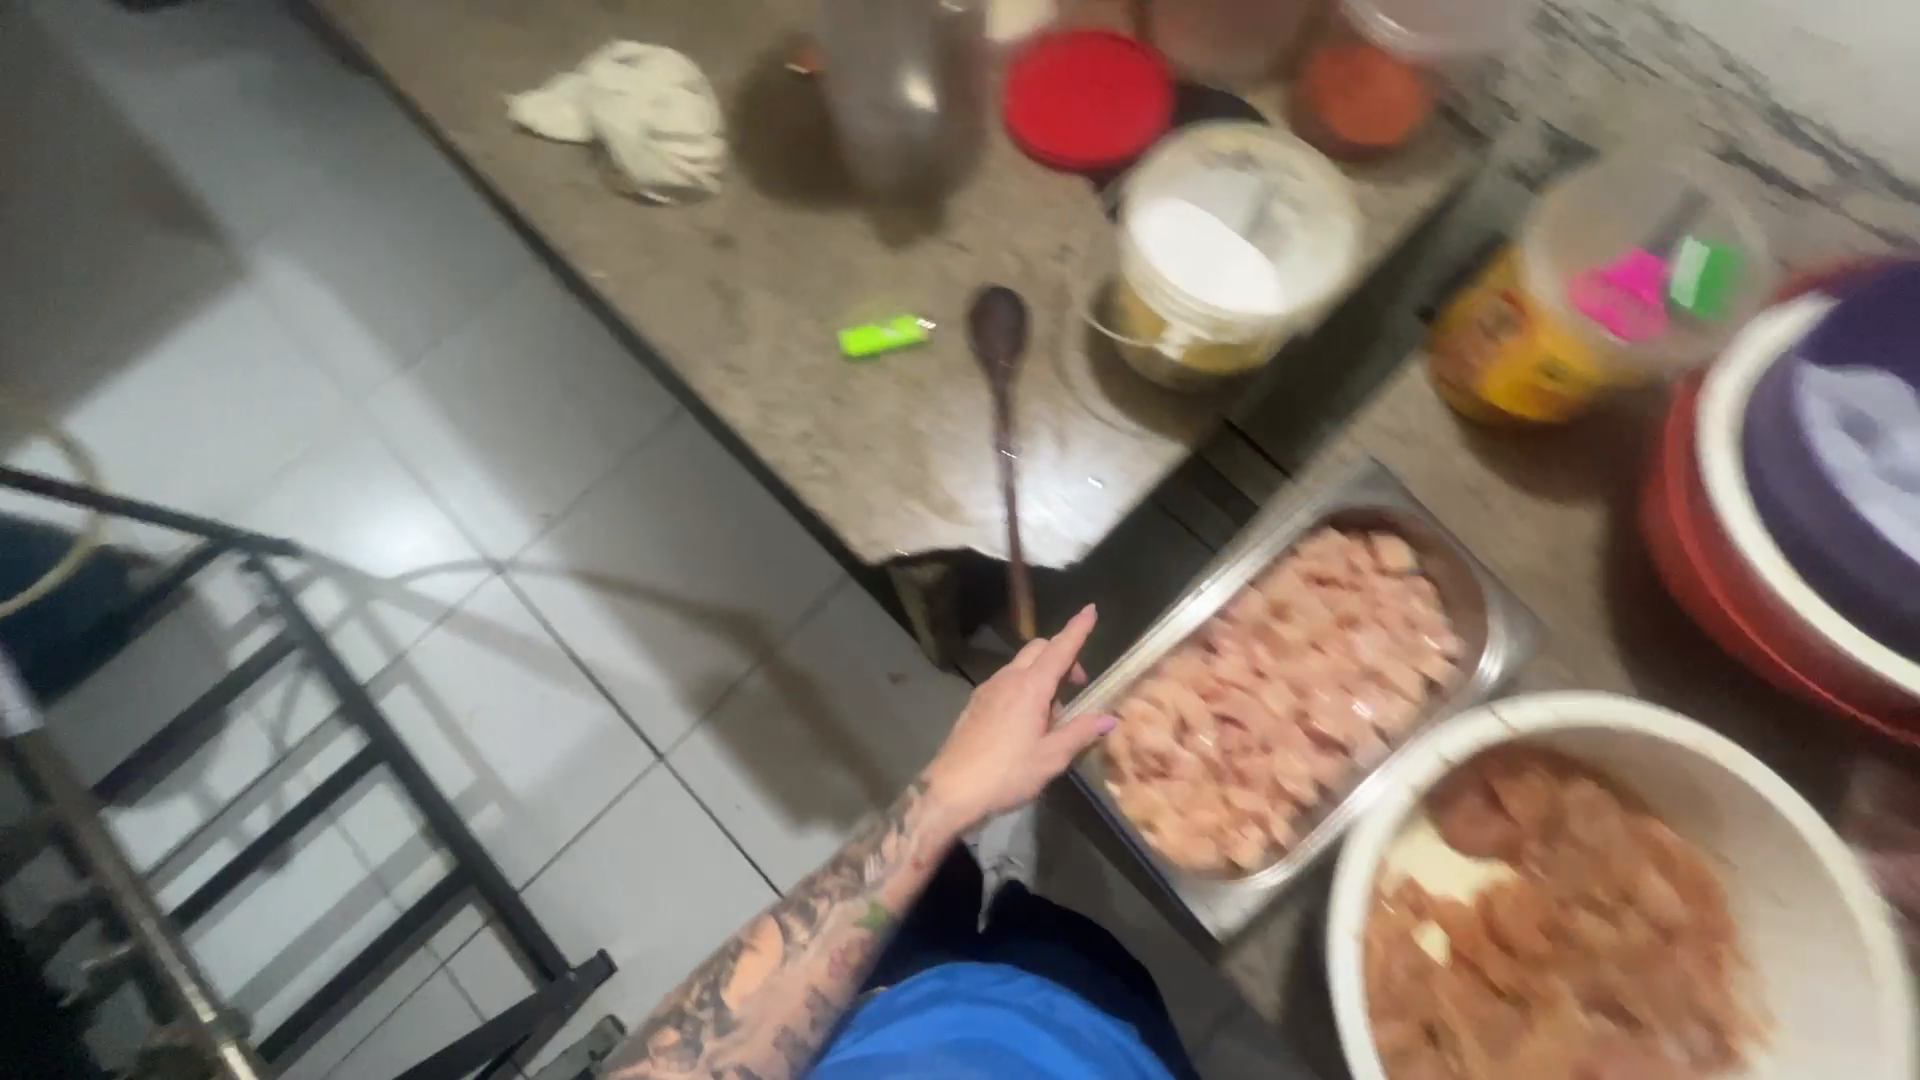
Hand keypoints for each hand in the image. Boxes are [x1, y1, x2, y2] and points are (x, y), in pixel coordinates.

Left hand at [920, 605, 1114, 832]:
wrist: (951, 789)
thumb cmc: (1006, 773)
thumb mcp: (1051, 758)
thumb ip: (1080, 732)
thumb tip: (1108, 717)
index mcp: (1030, 687)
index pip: (1060, 648)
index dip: (1077, 629)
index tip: (1090, 609)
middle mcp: (1008, 679)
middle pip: (1039, 649)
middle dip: (1062, 655)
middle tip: (1078, 687)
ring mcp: (988, 688)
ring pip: (1022, 666)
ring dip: (1043, 676)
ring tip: (1052, 717)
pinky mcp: (977, 702)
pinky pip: (1007, 682)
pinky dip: (1025, 688)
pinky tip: (1027, 723)